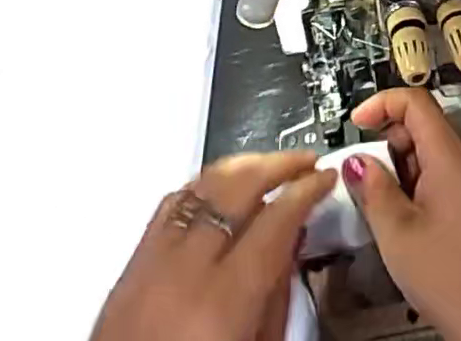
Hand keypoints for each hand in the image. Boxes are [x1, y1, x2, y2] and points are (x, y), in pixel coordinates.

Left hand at [92, 152, 336, 340]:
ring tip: (271, 164)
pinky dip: (205, 184)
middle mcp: (186, 265)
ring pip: (203, 183)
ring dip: (242, 166)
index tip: (324, 176)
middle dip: (276, 164)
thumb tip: (290, 243)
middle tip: (305, 160)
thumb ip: (274, 301)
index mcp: (223, 301)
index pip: (273, 223)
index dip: (304, 192)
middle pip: (236, 187)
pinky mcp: (135, 255)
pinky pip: (175, 199)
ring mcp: (155, 254)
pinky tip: (224, 185)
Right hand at [345, 89, 460, 340]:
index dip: (380, 103)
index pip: (414, 101)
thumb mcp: (397, 232)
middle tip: (365, 177)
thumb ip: (371, 188)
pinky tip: (406, 224)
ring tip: (384, 208)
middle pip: (421, 127)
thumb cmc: (453, 279)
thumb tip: (356, 162)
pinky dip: (416, 187)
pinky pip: (441, 178)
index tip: (356, 123)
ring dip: (399, 169)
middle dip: (386, 143)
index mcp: (451, 157)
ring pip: (429, 155)